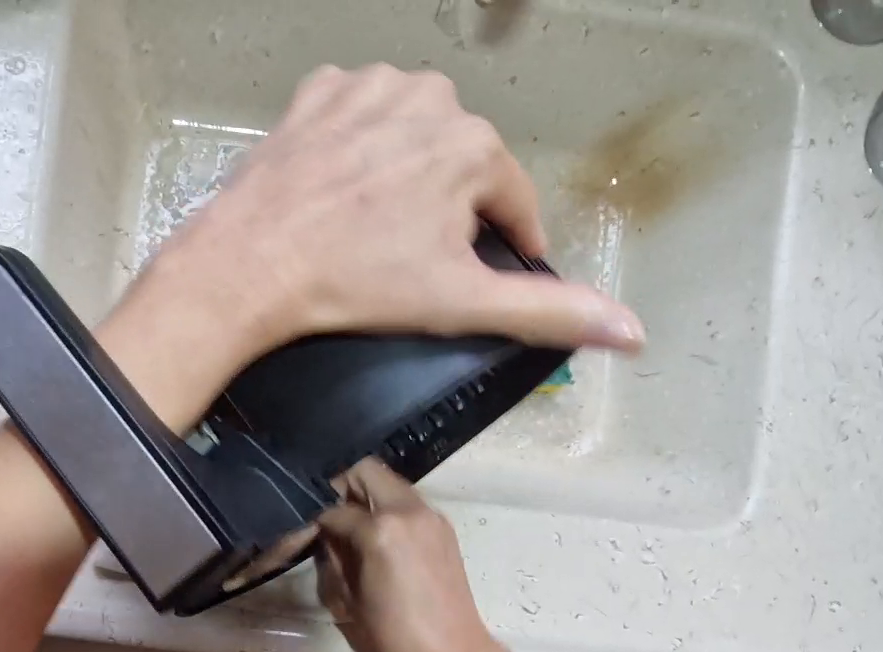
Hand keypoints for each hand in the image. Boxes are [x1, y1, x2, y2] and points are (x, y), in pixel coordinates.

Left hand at [105, 64, 643, 429]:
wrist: (250, 267)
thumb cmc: (353, 286)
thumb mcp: (456, 302)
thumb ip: (544, 311)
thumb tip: (631, 331)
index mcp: (473, 147)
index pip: (509, 201)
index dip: (502, 242)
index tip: (485, 269)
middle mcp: (429, 100)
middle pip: (456, 167)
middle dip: (442, 212)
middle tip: (404, 260)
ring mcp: (366, 89)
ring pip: (406, 138)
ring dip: (398, 176)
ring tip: (366, 228)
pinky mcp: (315, 97)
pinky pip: (352, 120)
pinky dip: (351, 149)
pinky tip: (336, 188)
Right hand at [316, 459, 499, 651]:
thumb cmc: (393, 632)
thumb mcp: (350, 594)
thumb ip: (336, 555)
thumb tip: (328, 535)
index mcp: (381, 529)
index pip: (335, 509)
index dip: (317, 520)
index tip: (310, 532)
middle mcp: (408, 511)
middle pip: (366, 471)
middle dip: (343, 487)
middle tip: (331, 515)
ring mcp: (430, 516)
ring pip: (389, 483)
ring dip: (368, 497)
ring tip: (354, 528)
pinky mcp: (442, 527)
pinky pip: (407, 503)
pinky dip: (388, 510)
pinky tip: (378, 539)